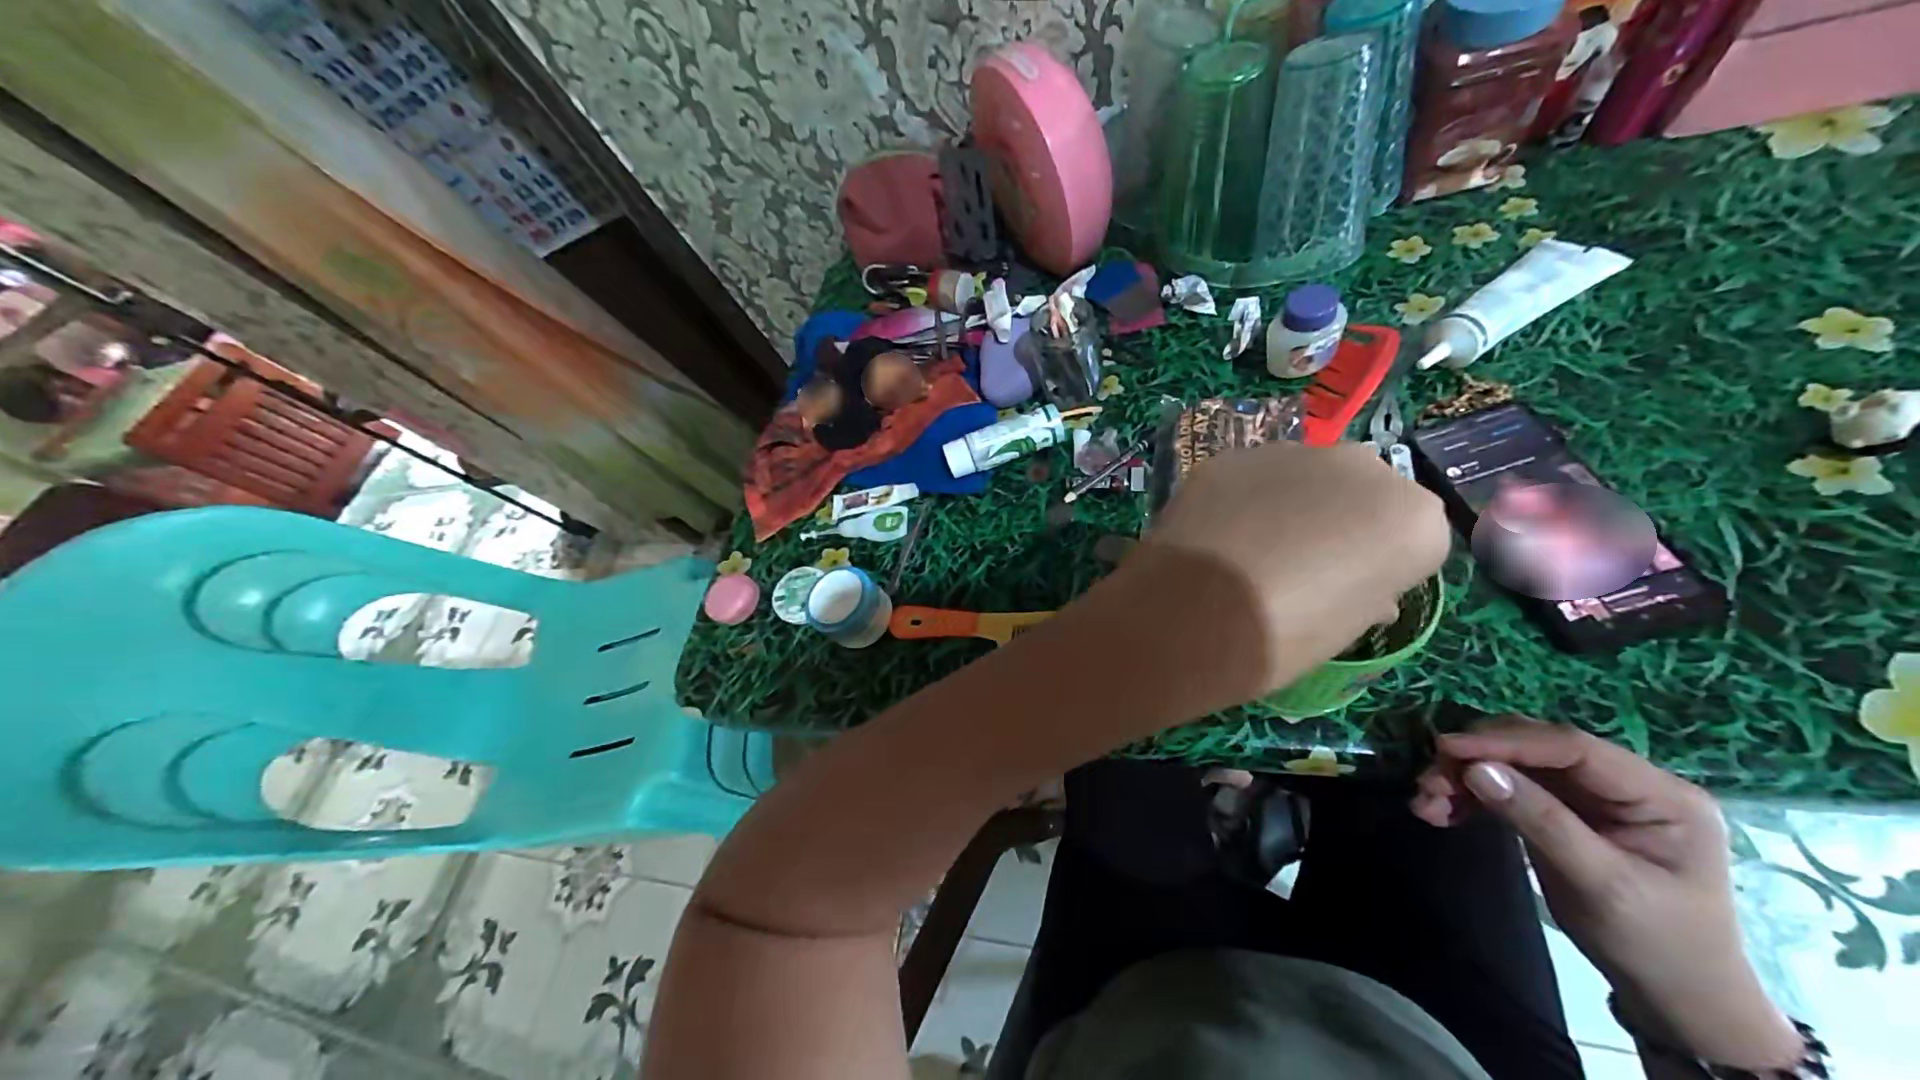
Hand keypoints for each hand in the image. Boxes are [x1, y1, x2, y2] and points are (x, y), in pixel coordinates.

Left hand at [1132, 441, 1449, 698]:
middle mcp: (1363, 467)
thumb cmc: (1286, 636)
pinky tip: (1216, 534)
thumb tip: (1362, 588)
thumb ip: (1368, 592)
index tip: (1351, 591)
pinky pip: (1251, 478)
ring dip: (1291, 503)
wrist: (1194, 615)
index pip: (1413, 539)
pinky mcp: (1232, 456)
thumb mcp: (1348, 628)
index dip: (1381, 568)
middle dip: (1342, 520)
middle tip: (1303, 563)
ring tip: (1251, 549)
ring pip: (1305, 477)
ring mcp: (1293, 453)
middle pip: (1364, 493)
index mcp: (1415, 518)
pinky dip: (1242, 499)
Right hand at [1412, 717, 1802, 1070]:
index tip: (1445, 748)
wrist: (1675, 996)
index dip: (1506, 742)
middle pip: (1534, 749)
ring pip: (1512, 764)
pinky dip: (1470, 796)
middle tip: (1428, 784)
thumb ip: (1542, 821)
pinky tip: (1442, 813)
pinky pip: (1507, 787)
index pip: (1571, 748)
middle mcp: (1625, 783)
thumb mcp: (1602, 886)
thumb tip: (1475, 769)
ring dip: (1463, 778)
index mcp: (1660, 795)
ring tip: (1426, 803)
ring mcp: (1593, 796)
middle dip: (1475, 759)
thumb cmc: (1656, 944)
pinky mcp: (1563, 809)